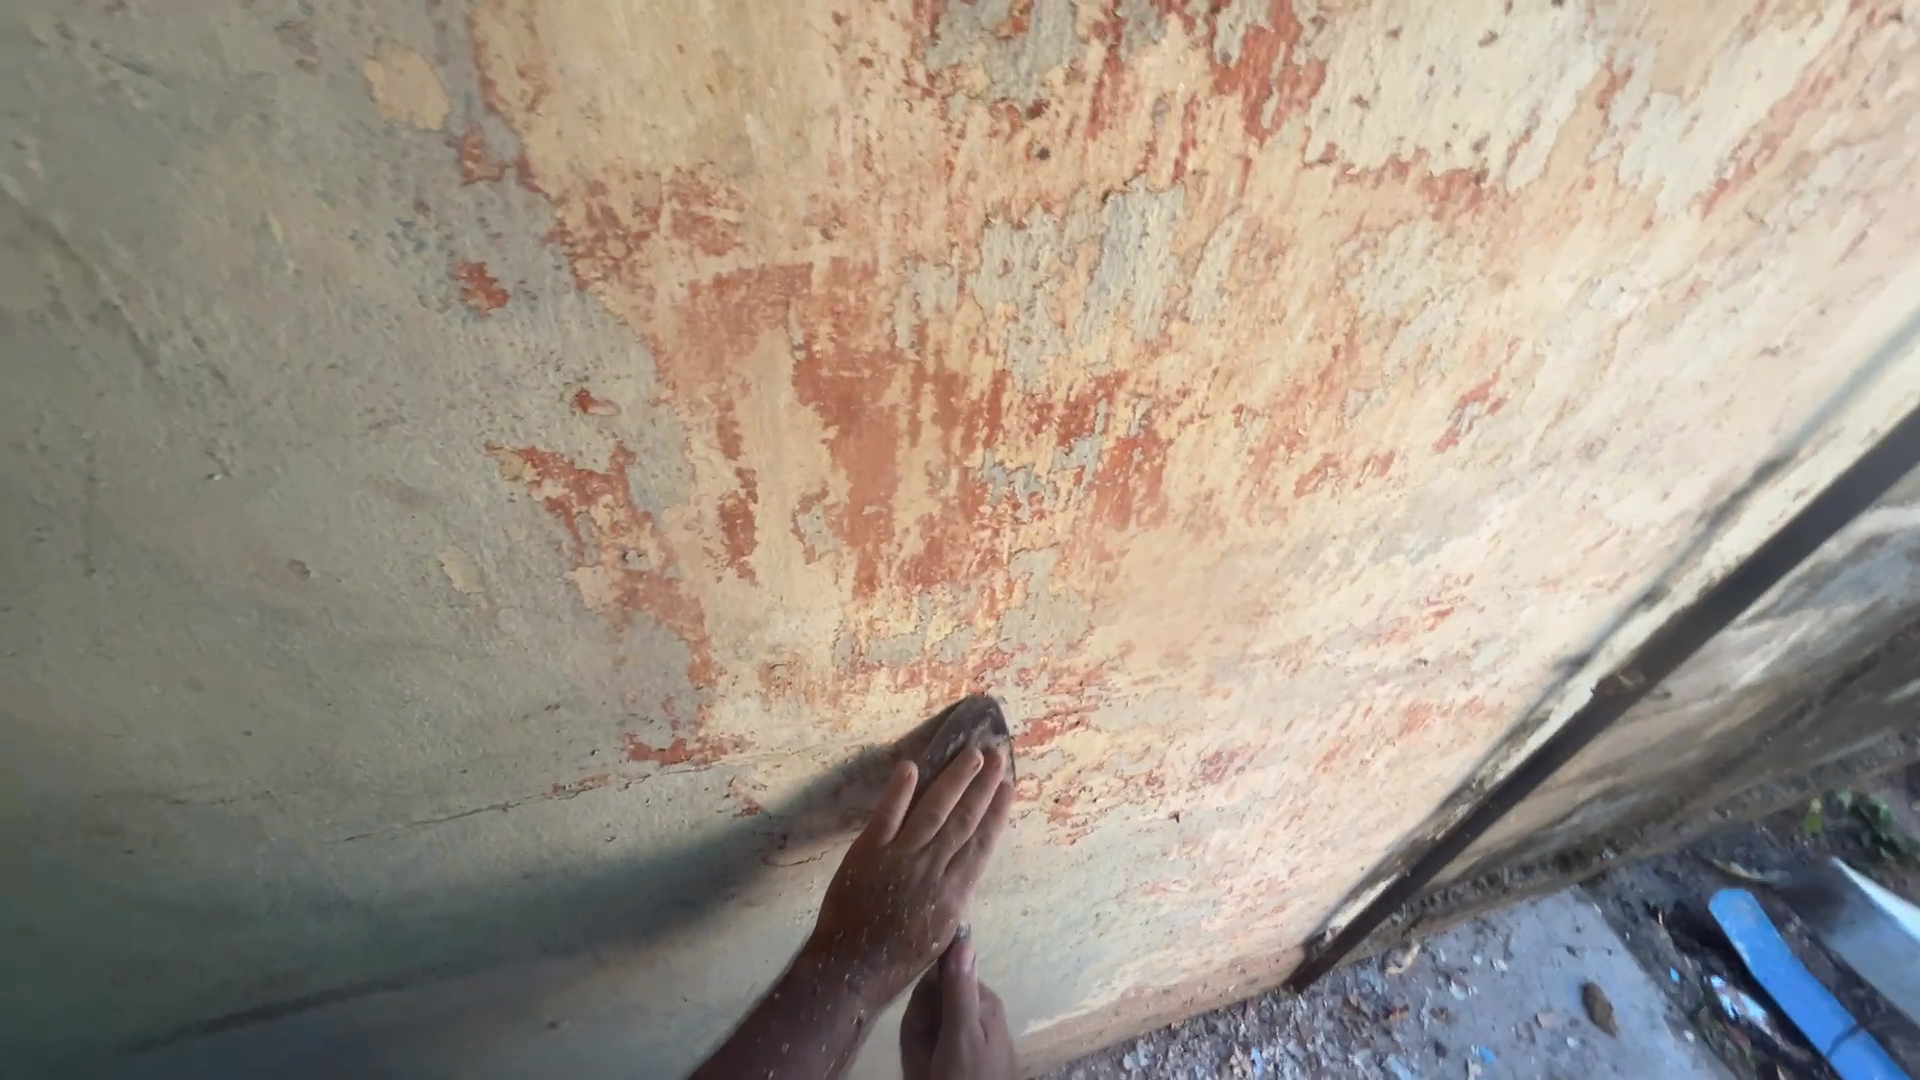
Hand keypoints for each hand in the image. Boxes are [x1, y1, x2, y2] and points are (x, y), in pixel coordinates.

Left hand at [804, 747, 1012, 1004]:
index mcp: (954, 895)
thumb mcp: (941, 934)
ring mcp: (900, 857)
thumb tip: (969, 864)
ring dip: (954, 779)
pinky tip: (912, 766)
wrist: (850, 970)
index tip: (1009, 785)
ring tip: (971, 754)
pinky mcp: (868, 851)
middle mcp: (932, 870)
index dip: (996, 812)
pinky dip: (899, 791)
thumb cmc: (897, 959)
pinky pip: (888, 815)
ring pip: (933, 810)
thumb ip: (956, 897)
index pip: (981, 844)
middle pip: (963, 820)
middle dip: (983, 786)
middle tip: (997, 754)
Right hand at [900, 934, 1016, 1079]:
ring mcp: (961, 1031)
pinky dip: (917, 1055)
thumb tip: (964, 933)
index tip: (922, 1013)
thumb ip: (959, 989)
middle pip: (930, 996)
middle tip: (925, 1050)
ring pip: (922, 1019)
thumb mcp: (962, 1037)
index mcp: (981, 999)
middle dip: (919, 1021)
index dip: (926, 992)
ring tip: (925, 1066)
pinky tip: (923, 1070)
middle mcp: (972, 1009)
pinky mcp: (951, 1050)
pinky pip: (922, 1041)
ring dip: (915, 1042)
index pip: (942, 971)